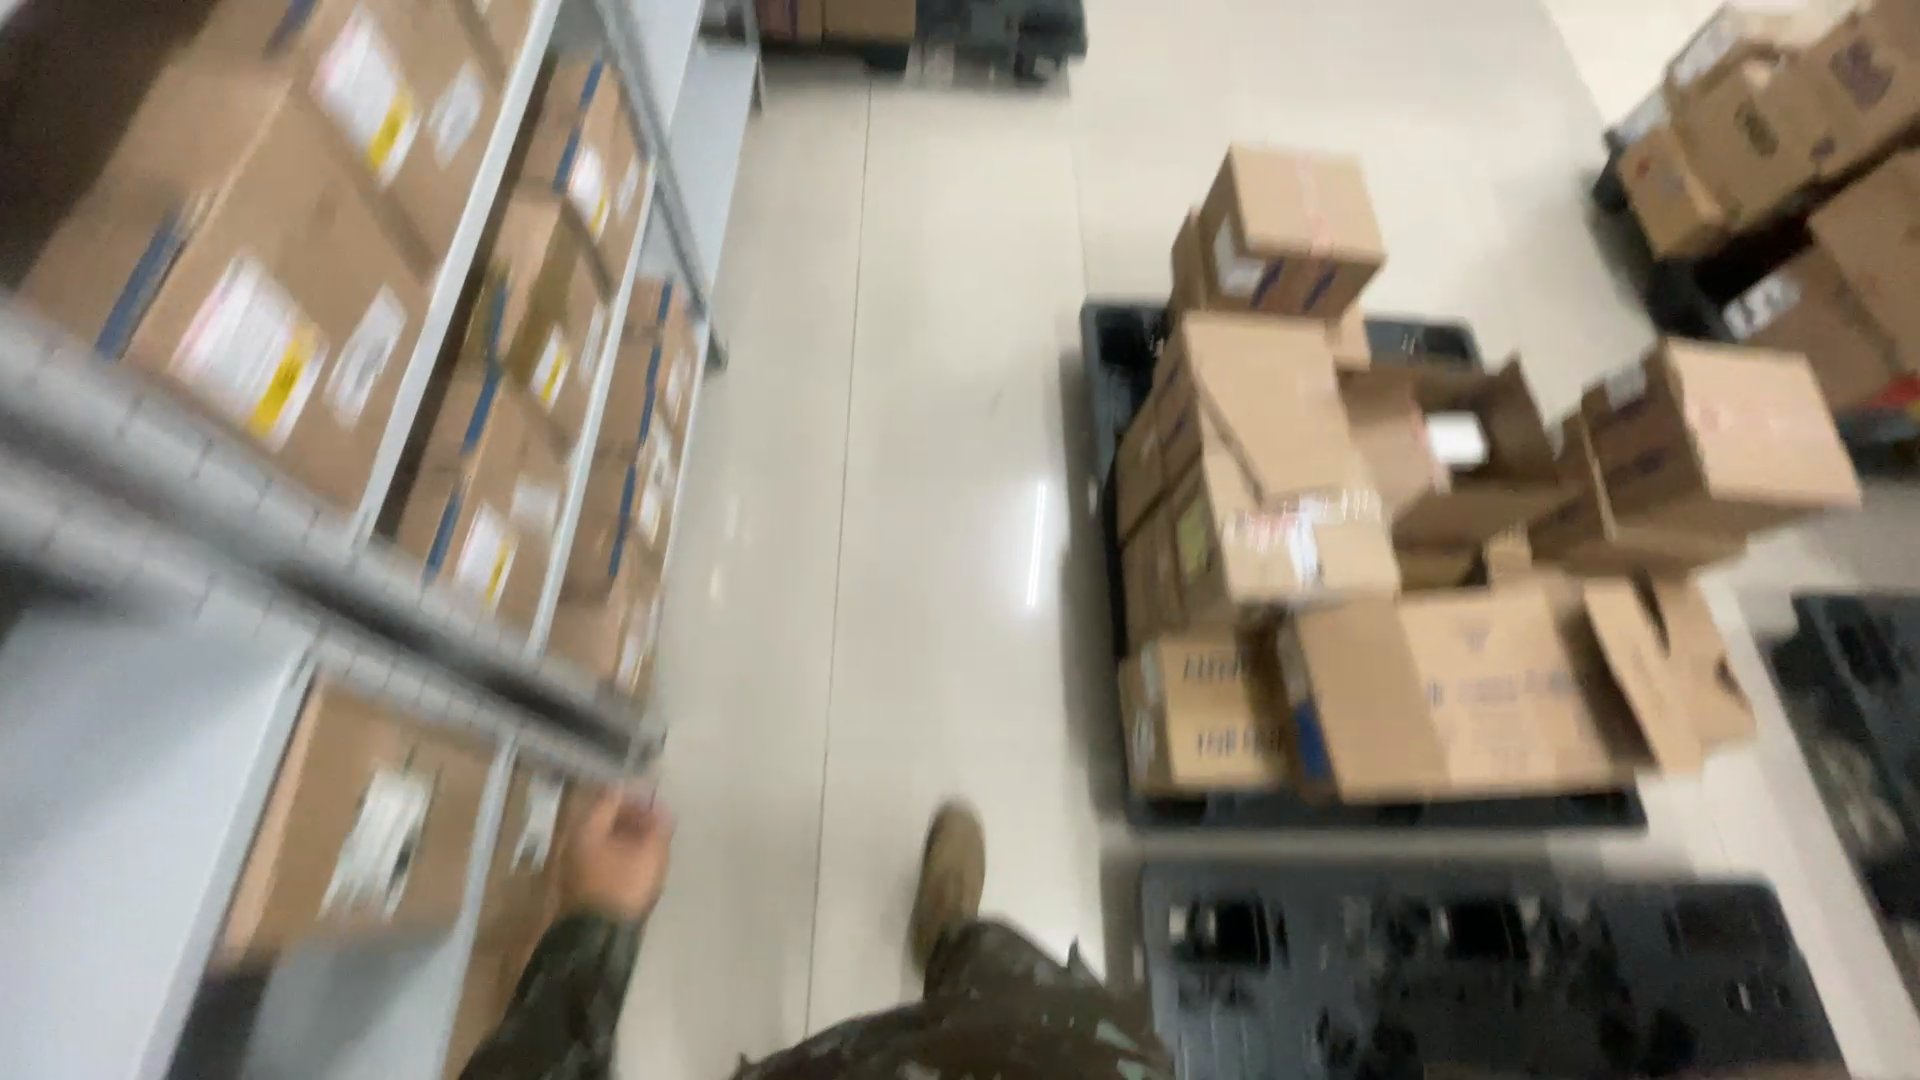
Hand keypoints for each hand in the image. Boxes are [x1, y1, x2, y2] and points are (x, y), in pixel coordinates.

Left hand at [568, 793, 673, 921]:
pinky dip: (619, 852)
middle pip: (605, 817)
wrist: (597, 939)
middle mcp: (574, 841)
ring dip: (627, 835)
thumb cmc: (624, 886)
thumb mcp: (651, 852)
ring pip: (603, 838)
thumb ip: (659, 825)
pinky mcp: (578, 885)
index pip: (613, 796)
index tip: (658, 798)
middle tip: (658, 820)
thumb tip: (662, 808)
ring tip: (652, 841)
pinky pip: (601, 857)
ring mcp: (572, 865)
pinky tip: (638, 860)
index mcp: (587, 828)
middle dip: (633, 815)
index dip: (638, 793)